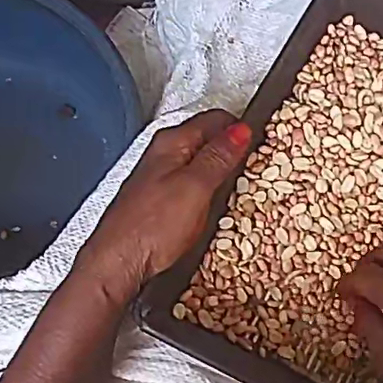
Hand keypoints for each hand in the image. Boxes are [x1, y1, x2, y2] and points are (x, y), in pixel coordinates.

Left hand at [76, 110, 252, 303]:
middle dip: (234, 148)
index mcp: (172, 143)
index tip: (262, 141)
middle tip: (258, 162)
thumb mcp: (195, 187)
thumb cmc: (150, 227)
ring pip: (202, 164)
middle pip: (208, 139)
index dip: (241, 128)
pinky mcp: (163, 202)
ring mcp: (163, 179)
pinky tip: (219, 204)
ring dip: (224, 171)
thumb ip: (219, 157)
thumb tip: (240, 131)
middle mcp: (164, 156)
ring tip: (244, 183)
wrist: (119, 262)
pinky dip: (211, 190)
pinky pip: (195, 186)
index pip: (215, 120)